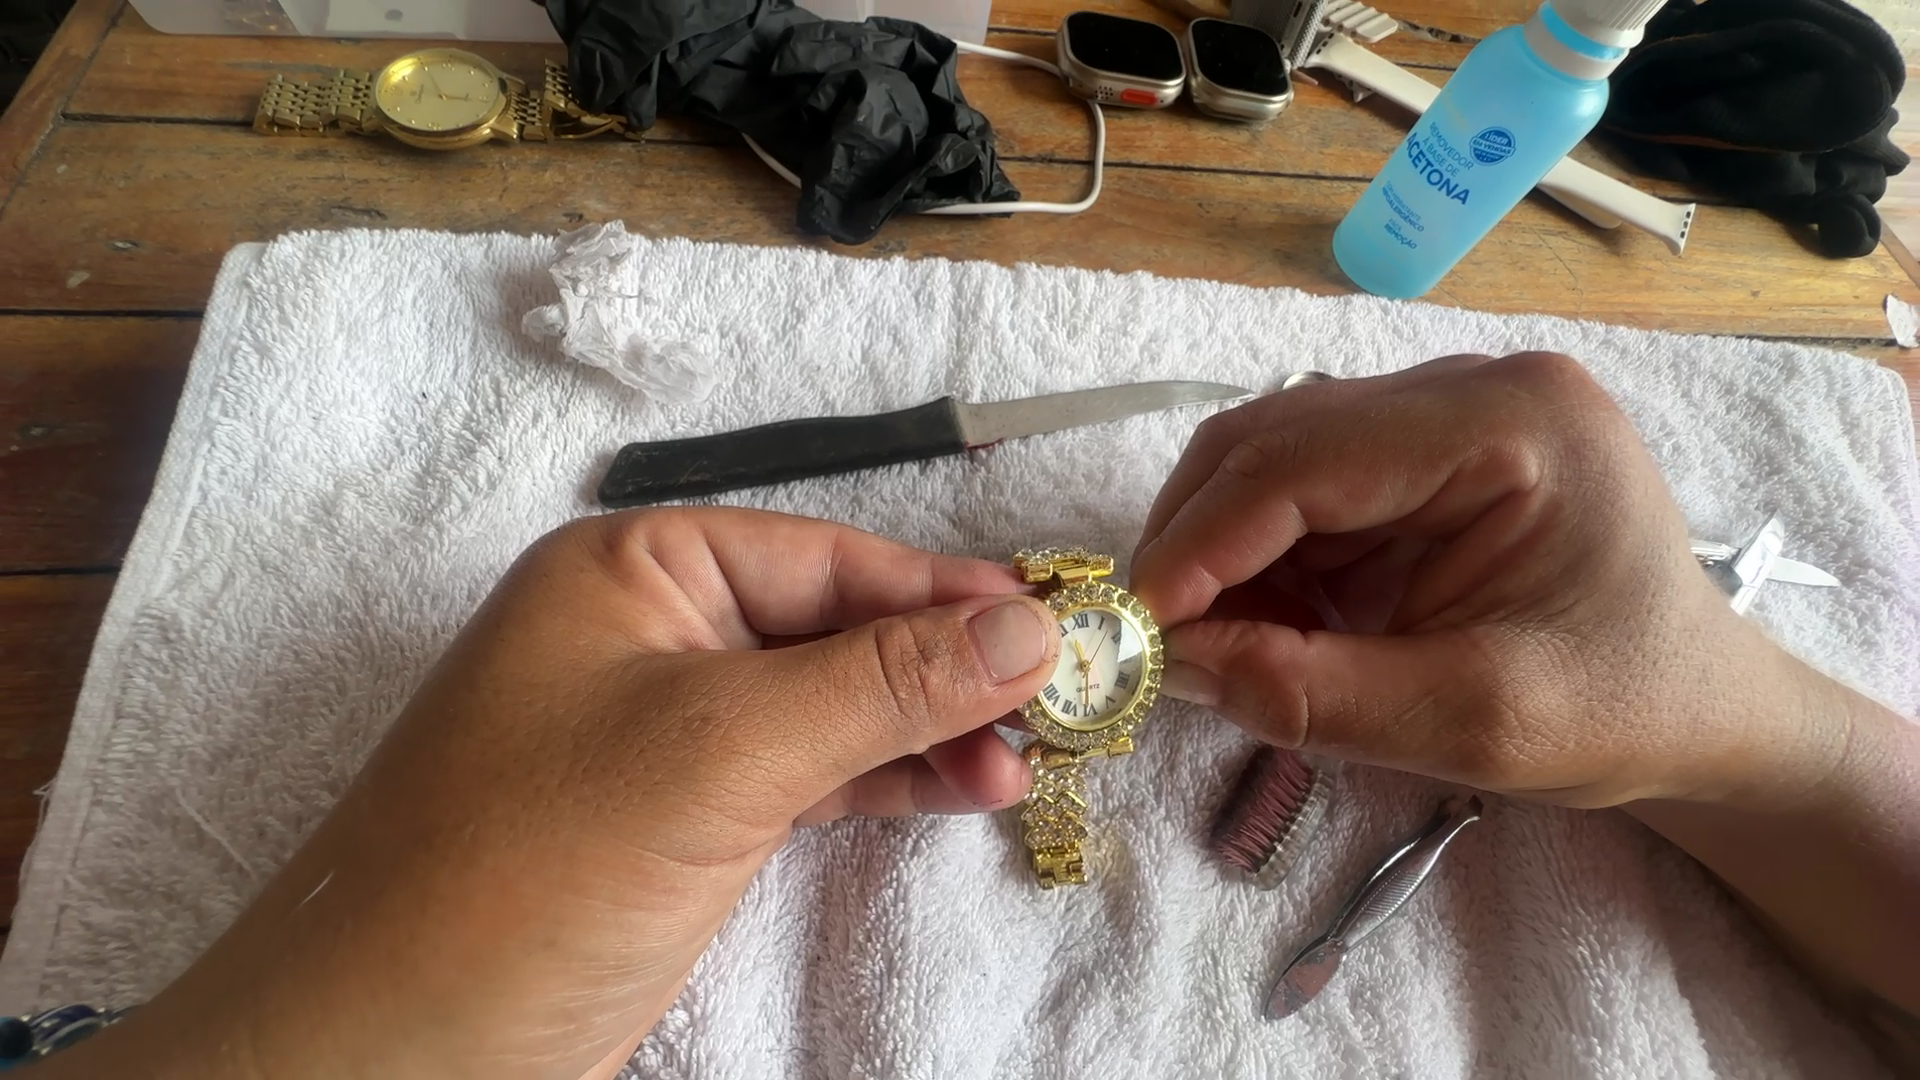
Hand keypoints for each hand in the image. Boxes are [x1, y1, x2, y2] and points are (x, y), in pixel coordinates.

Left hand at [50, 509, 1058, 1079]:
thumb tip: (1031, 629)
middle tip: (1050, 696)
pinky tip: (968, 785)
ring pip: (841, 703)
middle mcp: (667, 628)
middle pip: (841, 630)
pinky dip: (894, 777)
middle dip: (944, 668)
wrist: (388, 1075)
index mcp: (644, 569)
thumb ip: (886, 682)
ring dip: (932, 729)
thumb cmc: (536, 864)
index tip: (1042, 618)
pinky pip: (824, 766)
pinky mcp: (706, 802)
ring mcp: (689, 720)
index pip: (827, 561)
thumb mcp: (727, 749)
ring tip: (1022, 758)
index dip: (940, 590)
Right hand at [1130, 353, 1843, 809]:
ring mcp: (1420, 415)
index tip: (1139, 625)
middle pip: (1261, 442)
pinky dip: (1244, 561)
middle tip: (1158, 633)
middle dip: (1191, 542)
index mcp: (1505, 424)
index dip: (1201, 542)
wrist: (1695, 705)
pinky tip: (1263, 618)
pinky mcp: (1393, 455)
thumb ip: (1313, 695)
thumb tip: (1174, 665)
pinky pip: (1278, 495)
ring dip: (1211, 554)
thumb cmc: (1621, 714)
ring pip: (1253, 463)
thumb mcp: (1475, 727)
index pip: (1300, 461)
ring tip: (1219, 636)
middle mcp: (1453, 391)